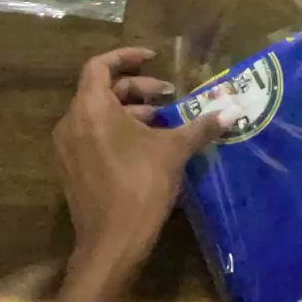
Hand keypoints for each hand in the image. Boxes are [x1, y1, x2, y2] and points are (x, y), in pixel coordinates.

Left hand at [52, 47, 228, 282]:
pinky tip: (148, 146)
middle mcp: (72, 123)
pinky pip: (93, 135)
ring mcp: (68, 149)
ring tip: (163, 121)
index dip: (127, 57)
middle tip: (170, 96)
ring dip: (131, 110)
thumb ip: (201, 126)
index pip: (100, 66)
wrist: (111, 245)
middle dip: (138, 88)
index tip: (154, 59)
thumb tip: (233, 110)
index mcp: (91, 109)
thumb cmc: (141, 186)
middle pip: (102, 89)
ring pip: (98, 114)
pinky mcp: (72, 170)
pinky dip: (118, 130)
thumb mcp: (175, 150)